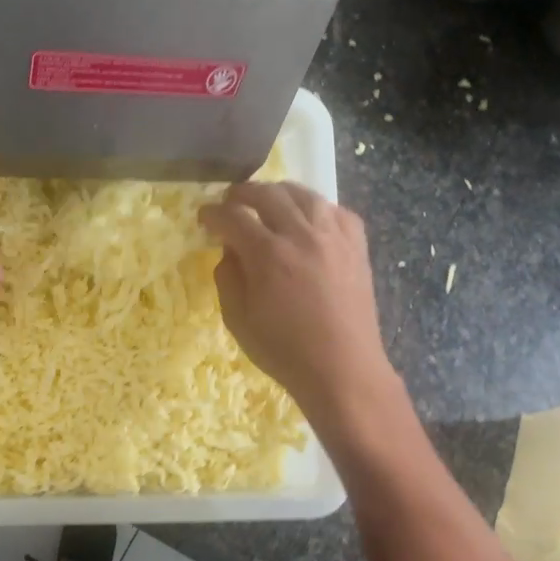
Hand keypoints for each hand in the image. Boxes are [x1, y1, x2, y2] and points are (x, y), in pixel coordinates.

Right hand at [200, 182, 397, 416]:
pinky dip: (315, 208)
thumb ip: (227, 277)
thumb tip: (230, 250)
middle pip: (268, 194)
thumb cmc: (283, 350)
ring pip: (304, 194)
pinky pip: (334, 210)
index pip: (233, 218)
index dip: (213, 214)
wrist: (341, 368)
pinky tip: (307, 220)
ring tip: (267, 202)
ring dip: (279, 193)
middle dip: (242, 194)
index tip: (203, 217)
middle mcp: (302, 234)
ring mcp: (334, 236)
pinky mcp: (356, 244)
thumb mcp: (237, 319)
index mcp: (268, 254)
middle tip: (230, 202)